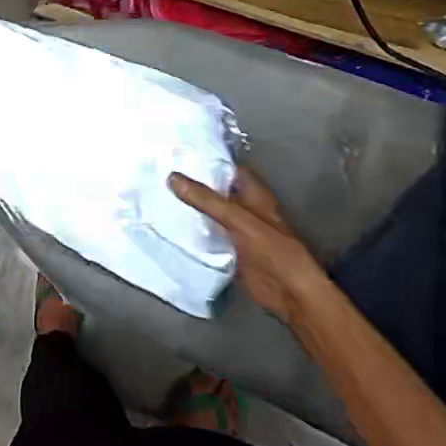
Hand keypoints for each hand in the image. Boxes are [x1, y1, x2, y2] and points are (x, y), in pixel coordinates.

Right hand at [170, 167, 324, 322]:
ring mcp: (236, 231)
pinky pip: (208, 240)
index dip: (205, 162)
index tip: (177, 156)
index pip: (226, 169)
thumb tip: (173, 177)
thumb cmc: (269, 245)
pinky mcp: (230, 253)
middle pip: (215, 193)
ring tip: (159, 200)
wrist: (286, 288)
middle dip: (193, 187)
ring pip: (210, 216)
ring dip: (191, 212)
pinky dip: (193, 236)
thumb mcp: (236, 217)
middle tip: (160, 177)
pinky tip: (170, 232)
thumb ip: (206, 199)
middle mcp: (243, 208)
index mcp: (252, 191)